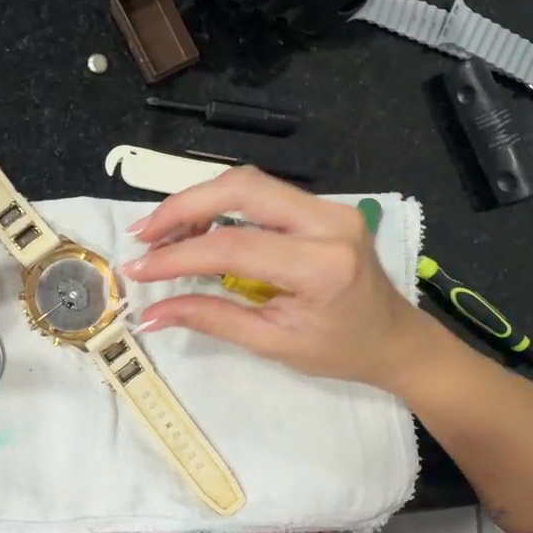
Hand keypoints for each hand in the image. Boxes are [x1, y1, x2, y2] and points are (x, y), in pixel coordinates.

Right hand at [122, 166, 437, 392]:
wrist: (396, 339)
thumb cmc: (340, 351)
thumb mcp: (273, 344)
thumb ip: (212, 319)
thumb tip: (152, 314)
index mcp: (322, 266)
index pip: (234, 246)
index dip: (178, 255)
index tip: (137, 269)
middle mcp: (328, 222)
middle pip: (241, 188)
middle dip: (183, 206)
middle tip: (143, 235)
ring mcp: (328, 208)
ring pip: (248, 182)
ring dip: (197, 201)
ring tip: (162, 234)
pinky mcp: (320, 206)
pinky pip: (260, 193)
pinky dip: (219, 204)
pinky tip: (195, 228)